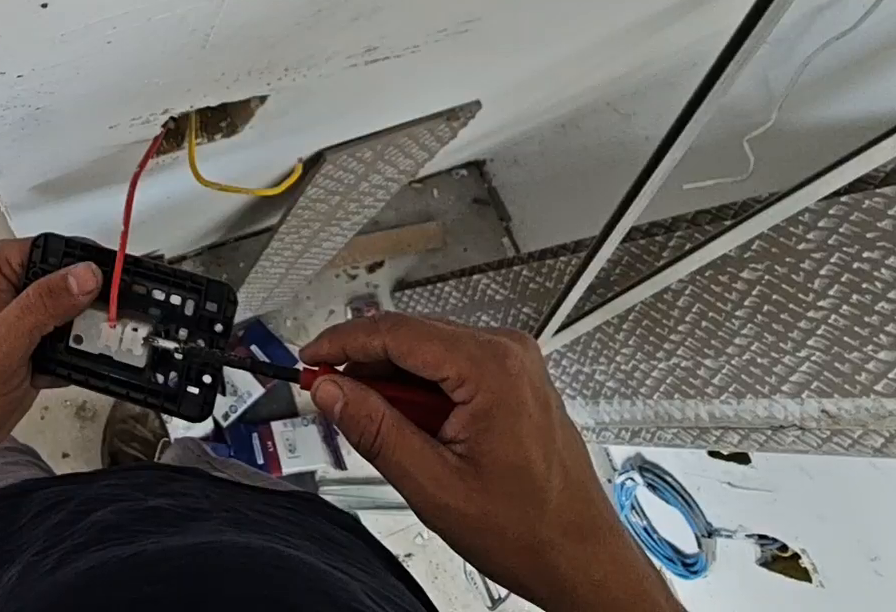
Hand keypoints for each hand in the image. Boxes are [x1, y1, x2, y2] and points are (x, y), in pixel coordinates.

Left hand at [0, 238, 100, 459]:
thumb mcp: (0, 344)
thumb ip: (41, 305)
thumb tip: (85, 275)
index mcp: (4, 267)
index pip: (60, 249)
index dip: (88, 267)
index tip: (111, 292)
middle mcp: (21, 282)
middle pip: (78, 276)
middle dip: (96, 302)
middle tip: (107, 326)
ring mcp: (34, 311)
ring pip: (84, 306)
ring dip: (93, 330)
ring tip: (90, 352)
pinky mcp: (46, 338)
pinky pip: (80, 334)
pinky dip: (85, 352)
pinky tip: (71, 368)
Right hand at [302, 313, 677, 611]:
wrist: (585, 562)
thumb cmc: (531, 532)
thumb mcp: (434, 485)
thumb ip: (375, 430)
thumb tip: (331, 390)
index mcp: (491, 368)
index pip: (395, 332)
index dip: (342, 342)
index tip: (310, 357)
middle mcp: (505, 352)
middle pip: (408, 336)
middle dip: (363, 364)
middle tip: (329, 393)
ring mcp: (512, 361)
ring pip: (424, 350)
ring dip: (389, 379)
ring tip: (372, 421)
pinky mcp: (510, 375)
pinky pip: (446, 364)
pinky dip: (416, 388)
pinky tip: (407, 422)